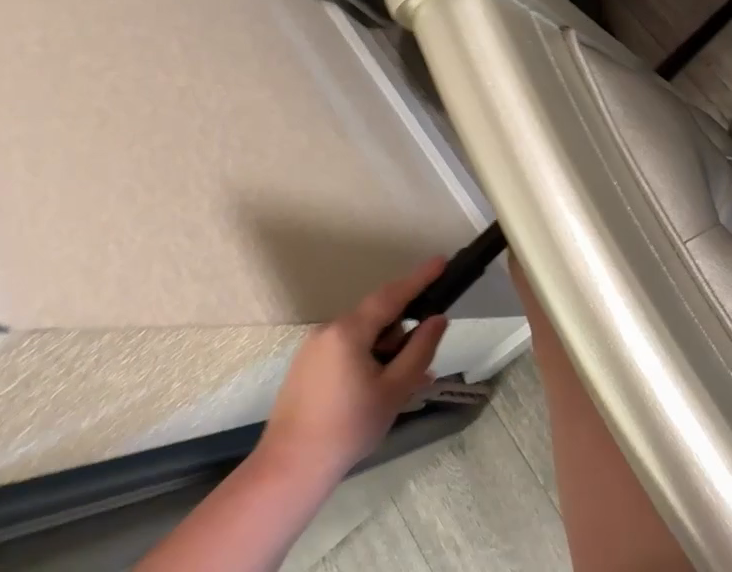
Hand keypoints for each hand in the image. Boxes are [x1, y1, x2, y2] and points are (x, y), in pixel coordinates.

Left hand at [255, 257, 449, 485]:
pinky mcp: (305, 369)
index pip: (391, 295)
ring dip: (386, 354)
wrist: (290, 469)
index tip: (441, 262)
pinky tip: (380, 392)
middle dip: (403, 335)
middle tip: (424, 364)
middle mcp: (327, 332)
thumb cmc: (348, 428)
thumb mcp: (395, 390)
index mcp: (348, 332)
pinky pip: (346, 354)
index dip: (419, 279)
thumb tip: (438, 319)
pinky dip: (368, 363)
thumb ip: (420, 350)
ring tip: (405, 387)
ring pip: (362, 340)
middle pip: (376, 319)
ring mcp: (312, 350)